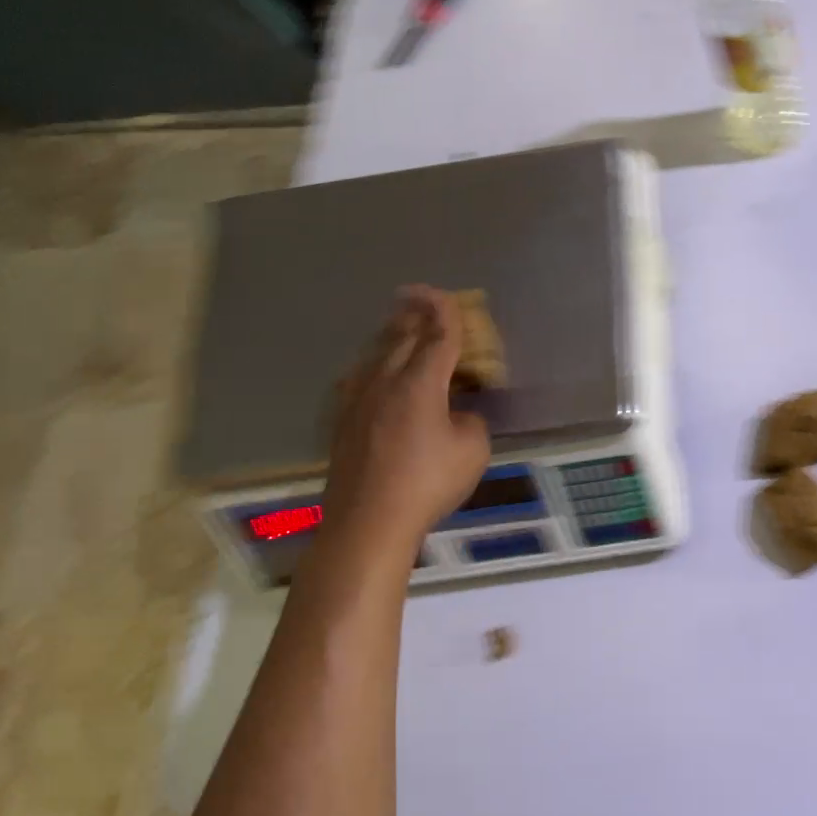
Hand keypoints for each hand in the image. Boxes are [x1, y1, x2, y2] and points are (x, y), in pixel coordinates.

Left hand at [322, 286, 491, 546]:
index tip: (447, 294)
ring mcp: (357, 398)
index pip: (436, 335)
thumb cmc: (428, 483)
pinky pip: (360, 373)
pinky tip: (374, 367)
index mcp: (420, 383)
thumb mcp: (473, 450)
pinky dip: (375, 359)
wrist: (368, 521)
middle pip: (400, 335)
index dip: (445, 312)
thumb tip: (456, 413)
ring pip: (375, 351)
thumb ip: (470, 420)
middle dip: (414, 313)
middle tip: (421, 298)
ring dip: (391, 332)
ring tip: (401, 323)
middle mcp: (384, 380)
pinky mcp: (343, 419)